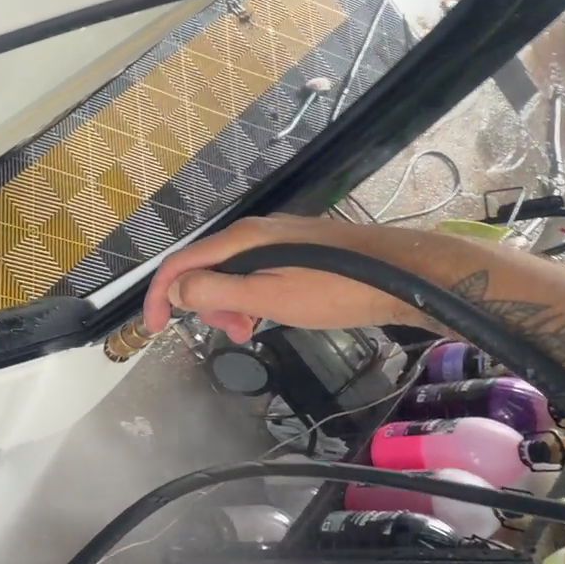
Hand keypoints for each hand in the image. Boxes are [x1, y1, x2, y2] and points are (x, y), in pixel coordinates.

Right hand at [143, 214, 449, 341]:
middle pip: (202, 268)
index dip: (158, 297)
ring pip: (228, 272)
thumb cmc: (335, 291)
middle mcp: (252, 231)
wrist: (409, 276)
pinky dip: (247, 296)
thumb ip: (211, 293)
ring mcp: (276, 237)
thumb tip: (172, 290)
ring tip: (250, 329)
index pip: (178, 265)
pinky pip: (252, 271)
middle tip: (228, 332)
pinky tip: (267, 313)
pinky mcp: (296, 247)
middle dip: (201, 304)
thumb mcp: (265, 298)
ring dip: (226, 304)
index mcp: (239, 240)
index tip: (156, 329)